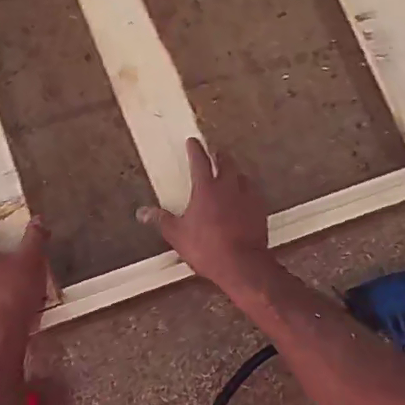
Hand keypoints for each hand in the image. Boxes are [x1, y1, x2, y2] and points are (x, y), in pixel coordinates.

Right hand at [137, 138, 269, 288]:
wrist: (242, 263)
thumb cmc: (208, 248)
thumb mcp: (178, 235)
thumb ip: (161, 220)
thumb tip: (144, 213)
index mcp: (206, 189)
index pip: (199, 161)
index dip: (195, 149)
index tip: (193, 141)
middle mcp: (229, 187)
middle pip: (226, 162)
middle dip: (219, 155)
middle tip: (215, 152)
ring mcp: (248, 196)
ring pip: (242, 175)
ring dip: (235, 171)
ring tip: (230, 173)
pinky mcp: (260, 208)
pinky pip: (253, 192)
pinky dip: (246, 189)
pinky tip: (244, 196)